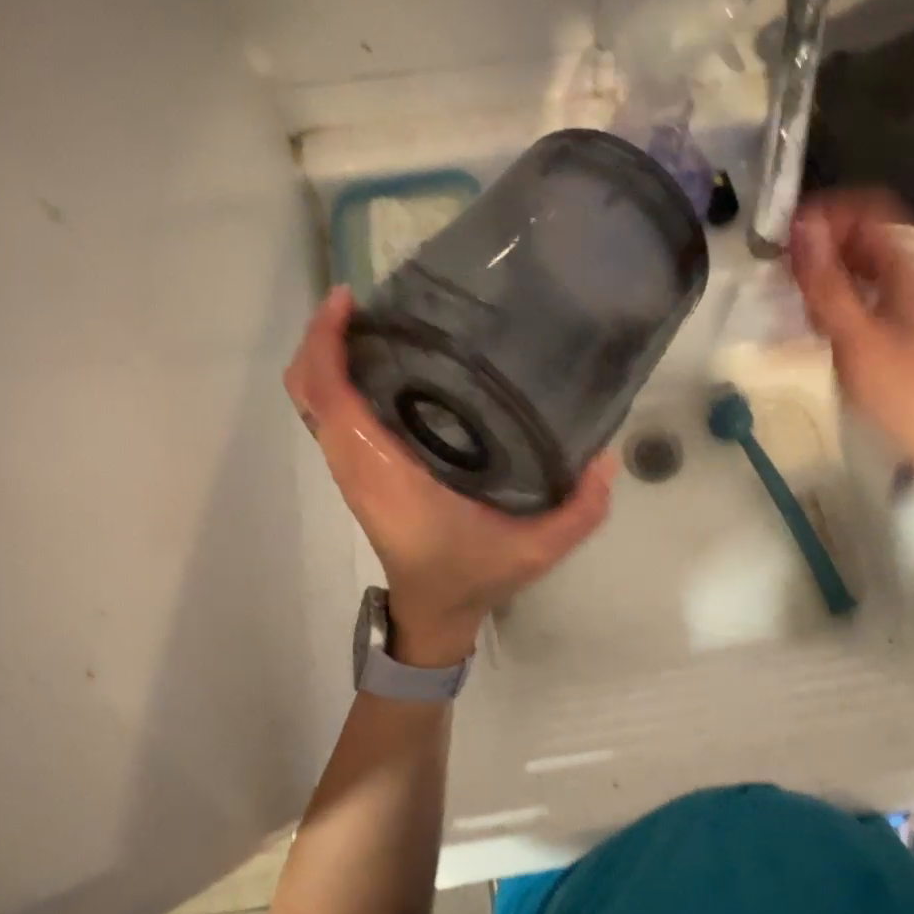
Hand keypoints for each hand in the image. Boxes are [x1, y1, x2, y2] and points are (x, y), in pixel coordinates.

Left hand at [284, 288, 615, 666]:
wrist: (434, 614)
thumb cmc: (473, 577)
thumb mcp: (536, 550)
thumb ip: (579, 510)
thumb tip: (607, 457)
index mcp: (383, 474)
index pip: (331, 398)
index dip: (327, 343)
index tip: (350, 300)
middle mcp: (354, 465)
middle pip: (307, 389)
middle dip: (320, 338)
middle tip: (362, 304)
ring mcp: (349, 470)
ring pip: (311, 402)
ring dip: (327, 357)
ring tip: (372, 323)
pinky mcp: (356, 474)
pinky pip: (328, 418)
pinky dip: (336, 383)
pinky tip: (381, 365)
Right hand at [787, 192, 913, 484]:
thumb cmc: (909, 396)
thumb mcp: (858, 340)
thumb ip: (826, 284)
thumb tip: (800, 227)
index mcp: (911, 269)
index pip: (867, 212)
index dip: (825, 215)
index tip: (784, 236)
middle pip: (864, 242)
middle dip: (819, 249)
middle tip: (778, 273)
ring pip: (862, 274)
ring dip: (824, 279)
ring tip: (788, 304)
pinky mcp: (908, 335)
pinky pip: (866, 303)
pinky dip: (838, 306)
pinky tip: (814, 329)